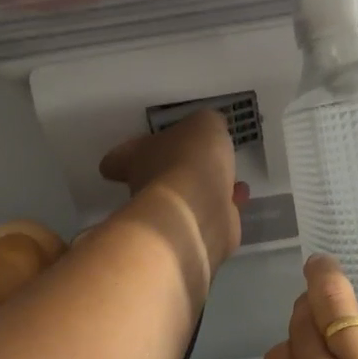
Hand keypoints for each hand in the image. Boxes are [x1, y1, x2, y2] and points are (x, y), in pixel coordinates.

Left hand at [100, 109, 247, 268]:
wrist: (198, 212)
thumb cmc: (189, 160)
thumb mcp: (203, 124)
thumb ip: (205, 124)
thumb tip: (208, 129)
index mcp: (137, 159)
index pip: (117, 159)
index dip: (125, 155)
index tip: (137, 150)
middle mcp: (147, 189)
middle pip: (155, 177)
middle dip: (179, 169)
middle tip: (201, 159)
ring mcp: (170, 216)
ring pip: (186, 198)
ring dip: (206, 188)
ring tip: (228, 176)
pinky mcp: (194, 234)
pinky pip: (209, 214)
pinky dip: (224, 205)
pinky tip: (240, 195)